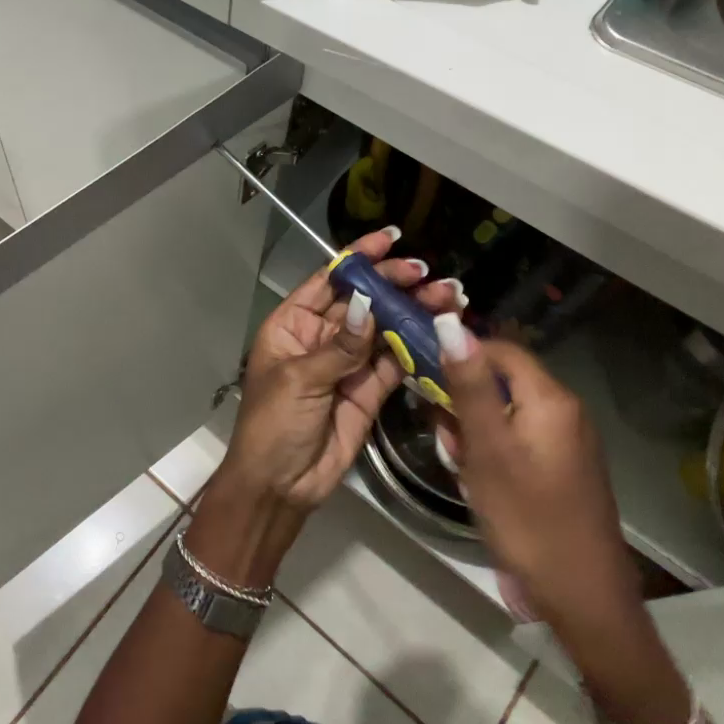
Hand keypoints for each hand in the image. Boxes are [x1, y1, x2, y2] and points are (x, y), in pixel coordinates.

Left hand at [221, 228, 461, 512]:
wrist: (279, 484)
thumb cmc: (273, 424)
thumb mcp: (301, 380)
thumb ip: (341, 346)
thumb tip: (370, 306)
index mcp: (292, 324)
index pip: (329, 281)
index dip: (359, 259)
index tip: (390, 239)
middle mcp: (321, 337)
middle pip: (363, 302)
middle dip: (395, 285)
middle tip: (430, 276)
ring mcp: (347, 364)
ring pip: (384, 330)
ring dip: (414, 314)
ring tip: (450, 299)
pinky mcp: (368, 392)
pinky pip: (394, 364)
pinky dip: (417, 349)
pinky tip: (442, 332)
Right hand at [437, 323, 701, 723]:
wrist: (581, 595)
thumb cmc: (527, 516)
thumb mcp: (486, 447)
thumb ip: (467, 384)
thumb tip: (452, 323)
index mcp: (550, 398)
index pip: (497, 348)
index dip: (457, 354)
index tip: (421, 377)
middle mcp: (564, 410)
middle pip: (498, 381)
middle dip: (462, 403)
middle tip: (447, 440)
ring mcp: (565, 440)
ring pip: (503, 413)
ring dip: (472, 432)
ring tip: (462, 468)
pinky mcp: (561, 467)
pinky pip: (516, 439)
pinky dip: (491, 452)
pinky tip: (480, 483)